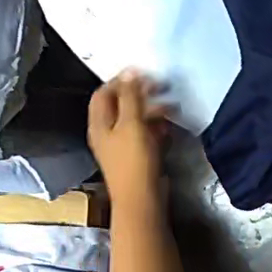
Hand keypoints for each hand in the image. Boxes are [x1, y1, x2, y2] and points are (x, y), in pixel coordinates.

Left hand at [88, 70, 169, 207]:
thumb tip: (129, 71)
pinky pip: (145, 136)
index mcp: (99, 124)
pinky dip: (156, 128)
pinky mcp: (136, 158)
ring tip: (172, 108)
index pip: (103, 93)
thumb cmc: (134, 161)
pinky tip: (170, 128)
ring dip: (152, 111)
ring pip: (135, 120)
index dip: (120, 81)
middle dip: (140, 95)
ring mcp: (121, 146)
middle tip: (161, 88)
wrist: (142, 200)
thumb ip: (130, 96)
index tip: (143, 74)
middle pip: (120, 105)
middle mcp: (107, 133)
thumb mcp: (132, 123)